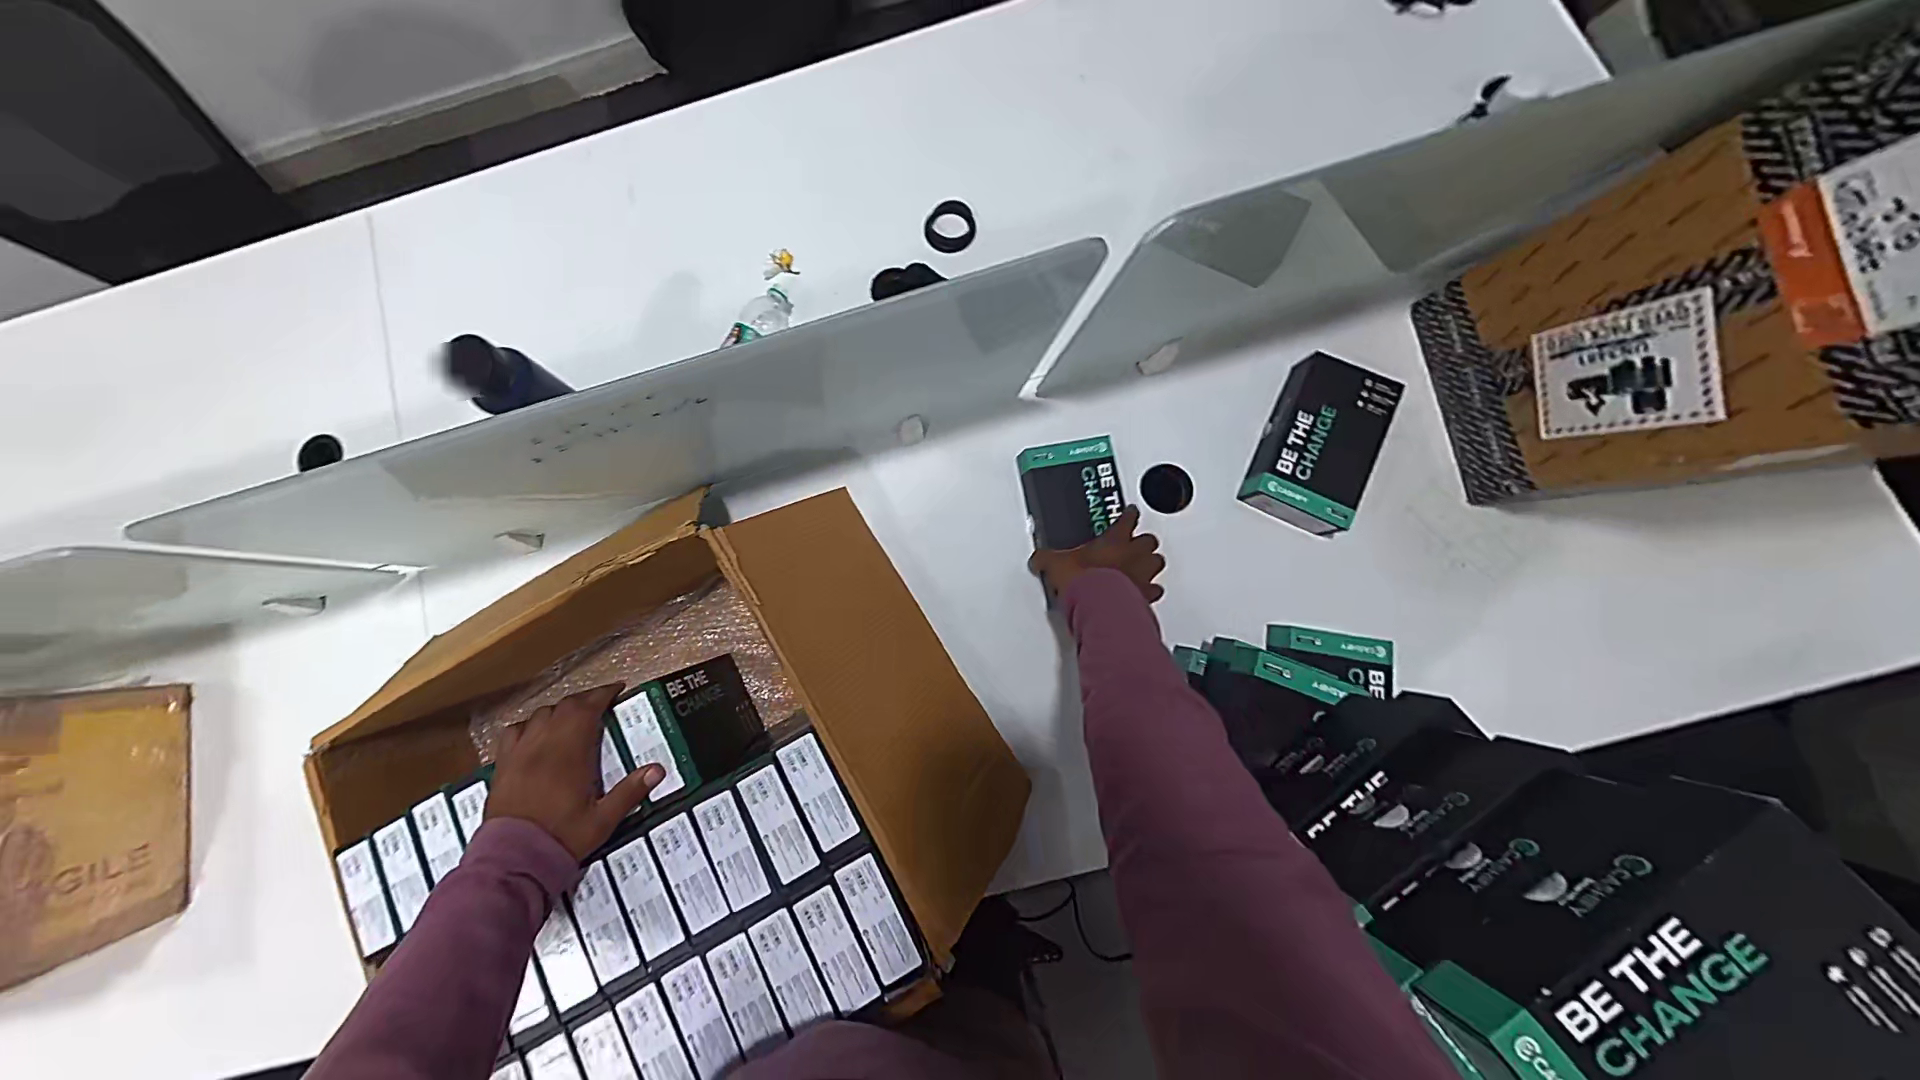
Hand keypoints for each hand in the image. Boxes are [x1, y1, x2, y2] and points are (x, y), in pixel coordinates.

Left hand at [486, 684, 665, 859]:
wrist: (512, 861)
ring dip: (559, 710)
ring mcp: (519, 754)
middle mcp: (543, 746)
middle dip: (585, 700)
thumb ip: (630, 792)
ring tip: (573, 717)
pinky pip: (513, 732)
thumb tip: (658, 769)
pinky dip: (529, 725)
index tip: (618, 690)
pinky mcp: (502, 766)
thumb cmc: (561, 837)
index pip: (586, 709)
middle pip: (564, 707)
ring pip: (540, 715)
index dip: (603, 694)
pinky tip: (536, 733)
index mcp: (570, 753)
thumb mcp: (603, 819)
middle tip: (601, 703)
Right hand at [1028, 505, 1165, 602]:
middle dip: (1144, 541)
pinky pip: (1155, 591)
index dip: (1130, 514)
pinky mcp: (1146, 596)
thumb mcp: (1056, 564)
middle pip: (1149, 540)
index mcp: (1114, 539)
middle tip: (1136, 543)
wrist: (1099, 605)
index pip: (1128, 518)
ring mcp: (1143, 575)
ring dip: (1152, 563)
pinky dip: (1152, 592)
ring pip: (1157, 562)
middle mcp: (1133, 555)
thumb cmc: (1084, 581)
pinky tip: (1146, 594)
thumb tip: (1038, 559)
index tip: (1130, 512)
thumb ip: (1047, 558)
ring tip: (1146, 565)